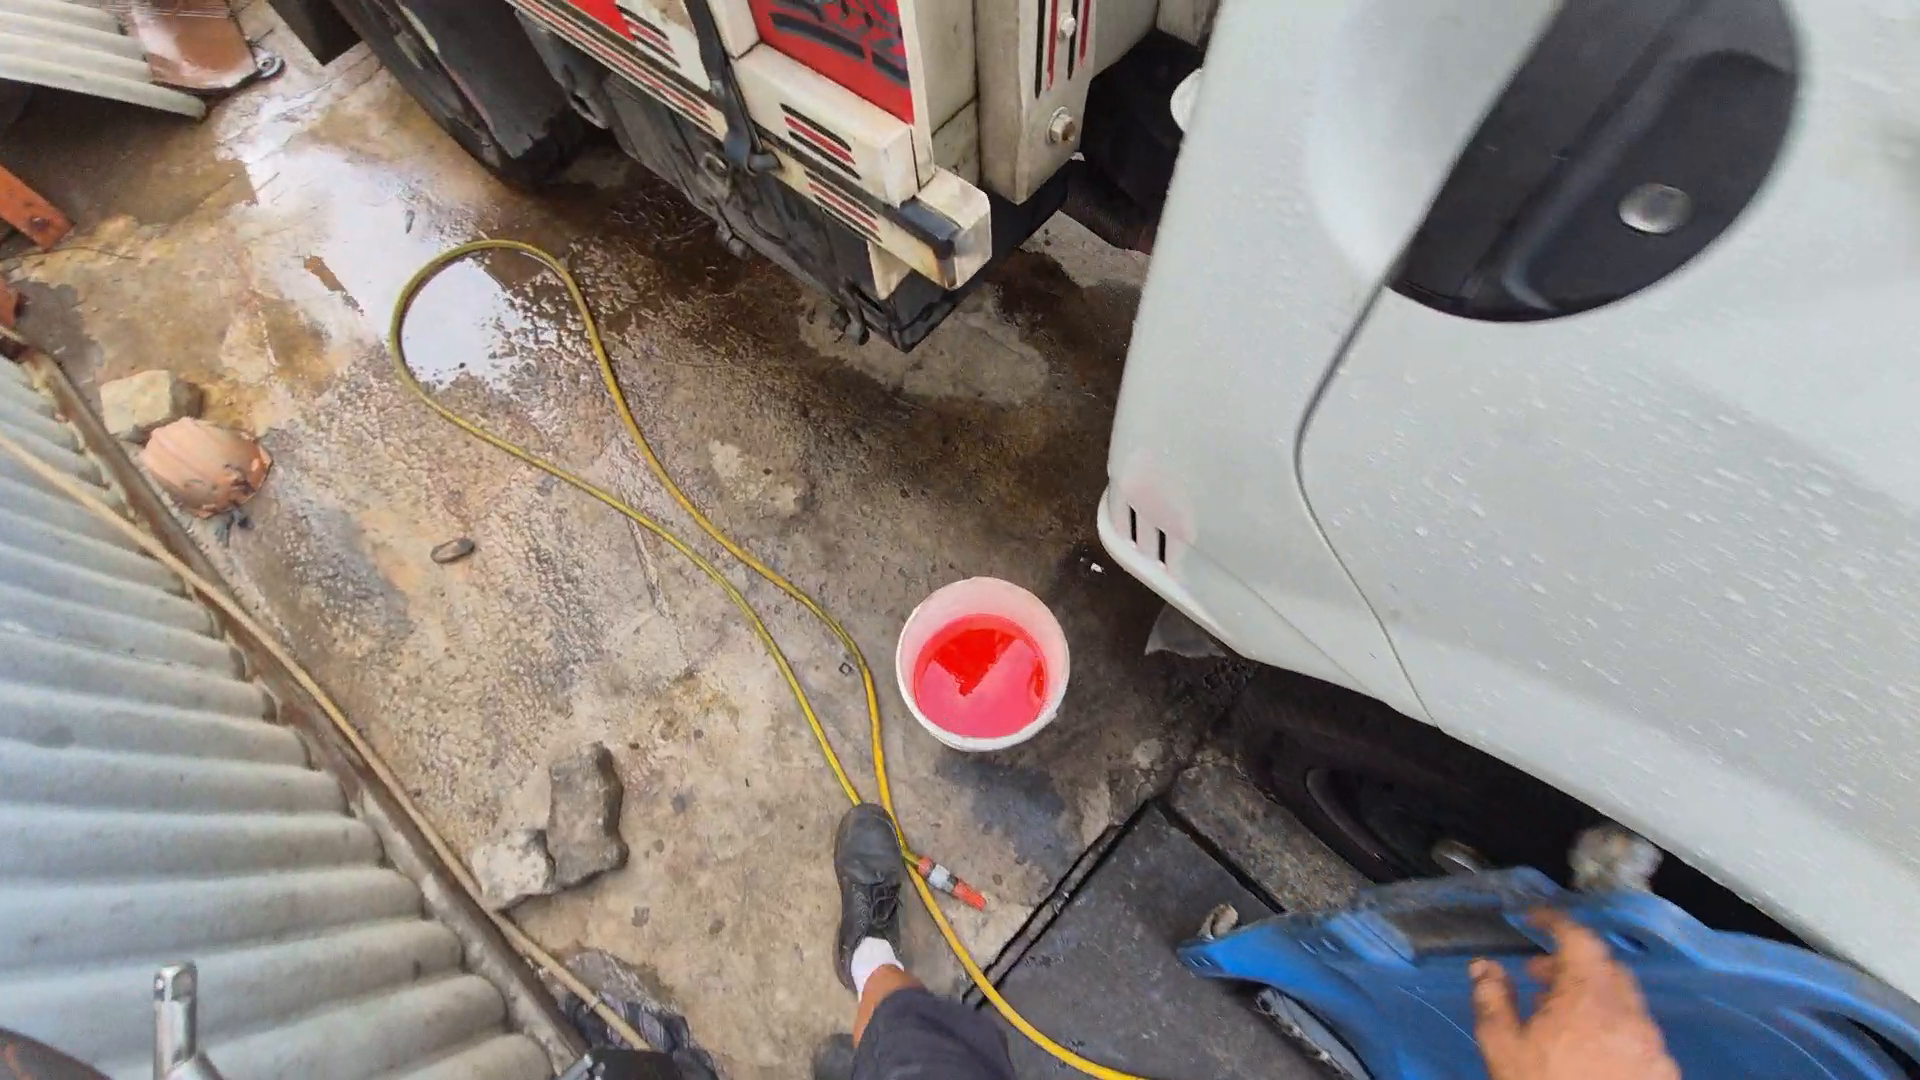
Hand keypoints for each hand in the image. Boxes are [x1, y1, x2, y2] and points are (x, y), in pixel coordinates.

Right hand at [1470, 910, 1681, 1079]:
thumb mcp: (1500, 1044)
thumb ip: (1492, 997)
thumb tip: (1486, 966)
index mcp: (1588, 1000)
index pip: (1581, 941)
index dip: (1556, 922)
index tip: (1531, 919)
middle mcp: (1630, 1018)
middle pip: (1608, 968)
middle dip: (1571, 960)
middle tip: (1537, 974)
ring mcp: (1654, 1051)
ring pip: (1626, 1002)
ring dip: (1591, 993)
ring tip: (1557, 1014)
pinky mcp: (1664, 1078)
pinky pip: (1638, 1034)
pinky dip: (1610, 1023)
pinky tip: (1585, 1048)